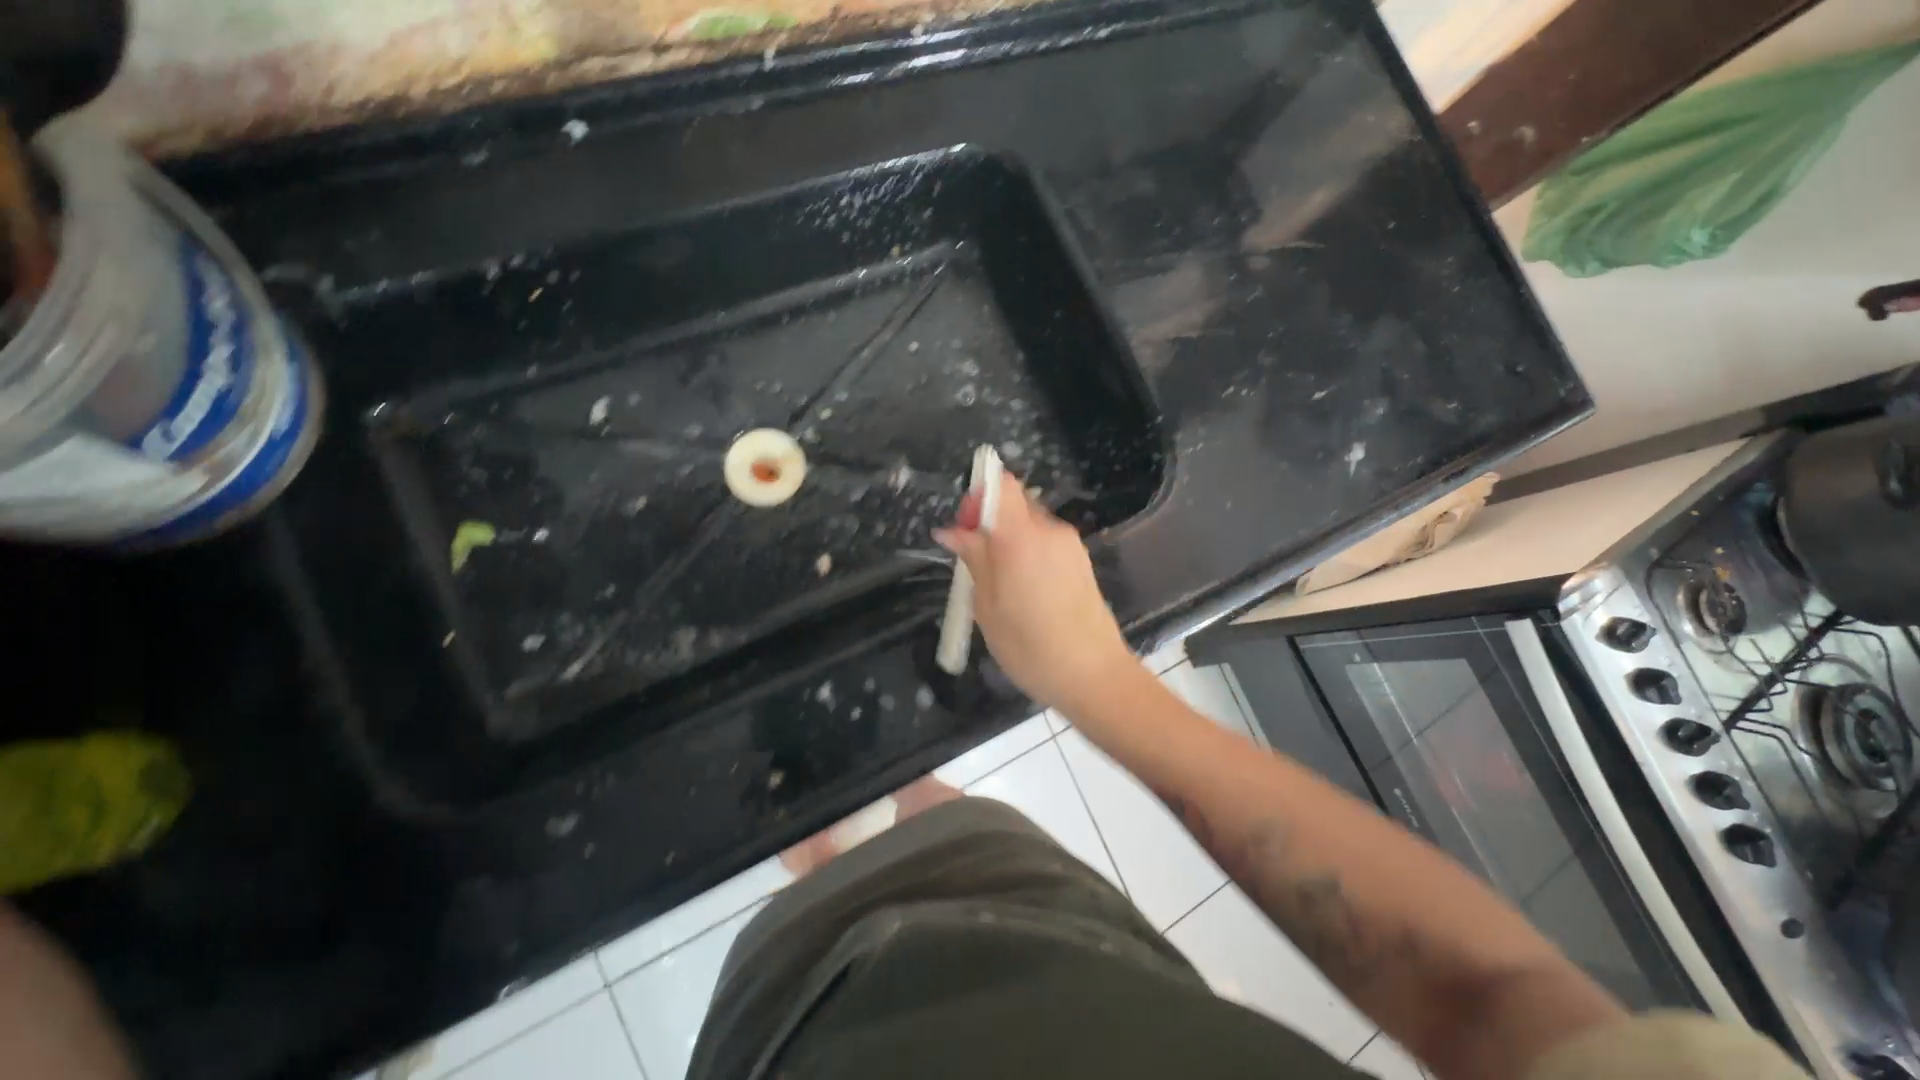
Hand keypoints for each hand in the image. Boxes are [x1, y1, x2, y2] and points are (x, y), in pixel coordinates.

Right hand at [932, 473, 1137, 712]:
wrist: (1094, 676)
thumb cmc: (1031, 648)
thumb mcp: (987, 607)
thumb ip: (974, 560)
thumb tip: (953, 531)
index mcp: (1023, 538)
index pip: (1002, 485)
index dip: (978, 497)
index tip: (964, 528)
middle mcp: (1050, 531)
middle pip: (1015, 504)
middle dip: (989, 523)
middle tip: (974, 561)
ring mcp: (1071, 546)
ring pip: (1030, 526)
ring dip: (1009, 542)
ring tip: (999, 585)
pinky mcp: (1082, 563)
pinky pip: (1046, 545)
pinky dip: (1028, 556)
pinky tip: (1024, 594)